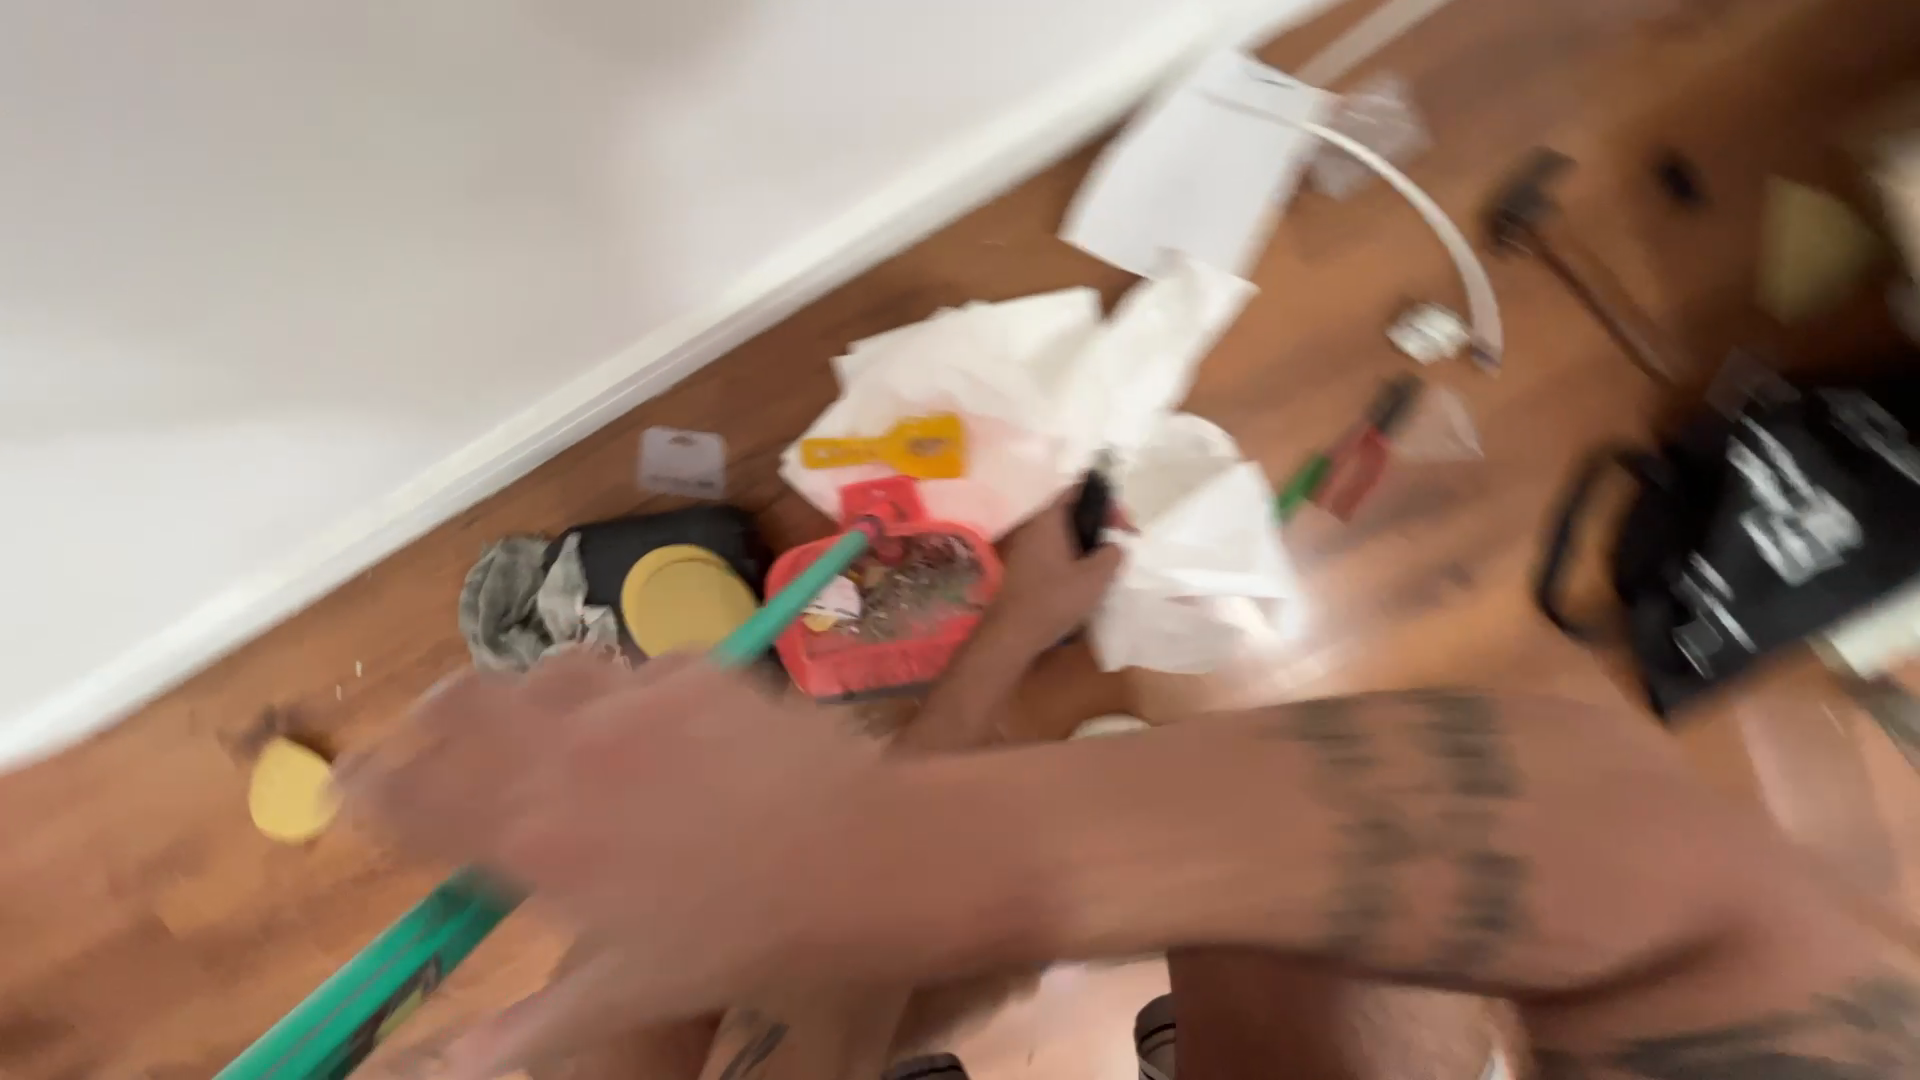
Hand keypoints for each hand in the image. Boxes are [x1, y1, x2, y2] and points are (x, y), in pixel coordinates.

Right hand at [341, 653, 888, 1077]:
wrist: (849, 854)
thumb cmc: (741, 936)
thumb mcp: (632, 992)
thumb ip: (535, 1023)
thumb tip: (460, 1063)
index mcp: (532, 837)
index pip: (407, 798)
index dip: (368, 787)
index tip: (356, 784)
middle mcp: (571, 754)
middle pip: (462, 702)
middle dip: (439, 713)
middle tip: (451, 732)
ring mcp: (639, 701)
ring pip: (554, 666)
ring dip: (544, 691)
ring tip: (567, 719)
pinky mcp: (704, 670)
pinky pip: (649, 663)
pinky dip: (641, 686)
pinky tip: (669, 715)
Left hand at [984, 486, 1125, 655]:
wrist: (1012, 634)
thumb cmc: (1054, 600)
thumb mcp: (1095, 577)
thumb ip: (1112, 554)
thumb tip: (1114, 546)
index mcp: (1048, 520)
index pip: (1077, 491)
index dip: (1105, 500)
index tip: (1123, 523)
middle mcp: (1034, 529)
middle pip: (1072, 514)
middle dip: (1100, 525)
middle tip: (1122, 544)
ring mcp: (1026, 551)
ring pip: (1064, 536)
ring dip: (1088, 545)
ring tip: (1110, 564)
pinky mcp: (1025, 571)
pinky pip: (1055, 555)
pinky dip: (1074, 560)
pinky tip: (1088, 580)